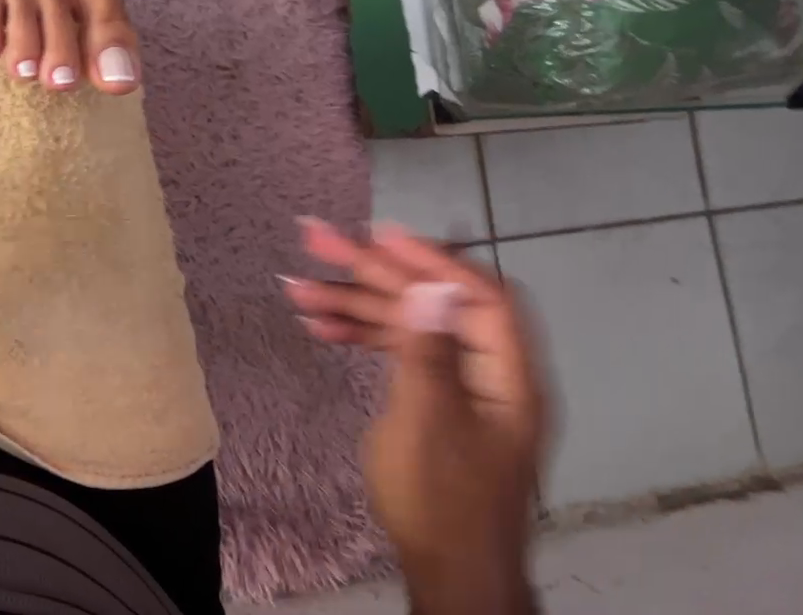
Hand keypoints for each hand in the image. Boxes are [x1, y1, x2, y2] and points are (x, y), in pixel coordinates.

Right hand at [281, 220, 548, 614]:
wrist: (449, 571)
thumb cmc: (441, 500)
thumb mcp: (429, 424)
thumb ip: (429, 353)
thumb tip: (431, 287)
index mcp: (506, 375)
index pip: (476, 295)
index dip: (429, 258)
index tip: (377, 232)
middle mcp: (486, 370)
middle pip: (430, 302)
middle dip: (371, 272)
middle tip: (316, 241)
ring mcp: (459, 383)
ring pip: (406, 324)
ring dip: (353, 304)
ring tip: (296, 288)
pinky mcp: (433, 397)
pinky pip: (397, 351)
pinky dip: (359, 335)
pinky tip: (319, 327)